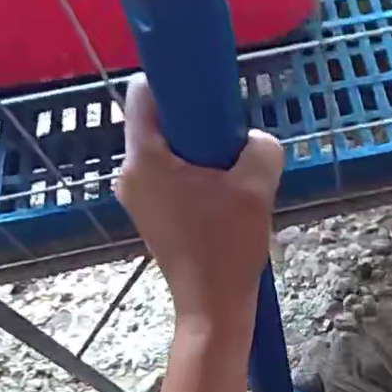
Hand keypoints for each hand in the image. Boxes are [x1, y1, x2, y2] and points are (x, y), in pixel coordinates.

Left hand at [117, 76, 283, 330]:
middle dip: (199, 126)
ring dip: (202, 157)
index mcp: (145, 159)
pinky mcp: (151, 218)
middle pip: (161, 125)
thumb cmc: (228, 247)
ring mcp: (138, 198)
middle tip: (233, 148)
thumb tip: (253, 143)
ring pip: (169, 154)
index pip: (144, 92)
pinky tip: (225, 203)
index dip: (177, 83)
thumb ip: (261, 148)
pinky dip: (197, 181)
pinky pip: (172, 180)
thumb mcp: (256, 189)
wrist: (213, 308)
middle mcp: (131, 174)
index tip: (212, 97)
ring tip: (233, 183)